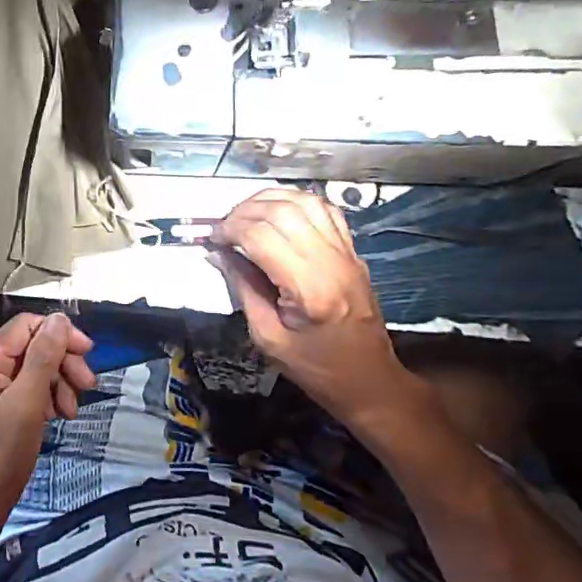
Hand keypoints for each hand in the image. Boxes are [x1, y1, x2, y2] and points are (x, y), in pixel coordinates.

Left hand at [0, 313, 94, 531]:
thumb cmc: (2, 454)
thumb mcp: (28, 402)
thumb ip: (43, 356)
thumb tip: (59, 319)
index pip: (26, 325)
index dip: (60, 334)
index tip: (88, 354)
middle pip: (33, 344)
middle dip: (62, 361)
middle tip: (88, 386)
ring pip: (36, 365)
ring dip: (59, 381)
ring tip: (71, 410)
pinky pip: (30, 385)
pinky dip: (49, 396)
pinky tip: (59, 415)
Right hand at [209, 188, 423, 427]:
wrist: (369, 381)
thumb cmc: (315, 368)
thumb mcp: (266, 336)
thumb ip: (243, 288)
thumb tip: (218, 254)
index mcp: (309, 289)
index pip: (261, 237)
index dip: (230, 230)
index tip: (212, 239)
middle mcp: (332, 262)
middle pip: (282, 211)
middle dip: (244, 211)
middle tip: (224, 227)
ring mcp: (347, 253)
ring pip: (305, 202)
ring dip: (269, 200)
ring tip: (246, 214)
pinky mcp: (353, 252)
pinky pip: (325, 210)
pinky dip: (297, 202)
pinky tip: (277, 212)